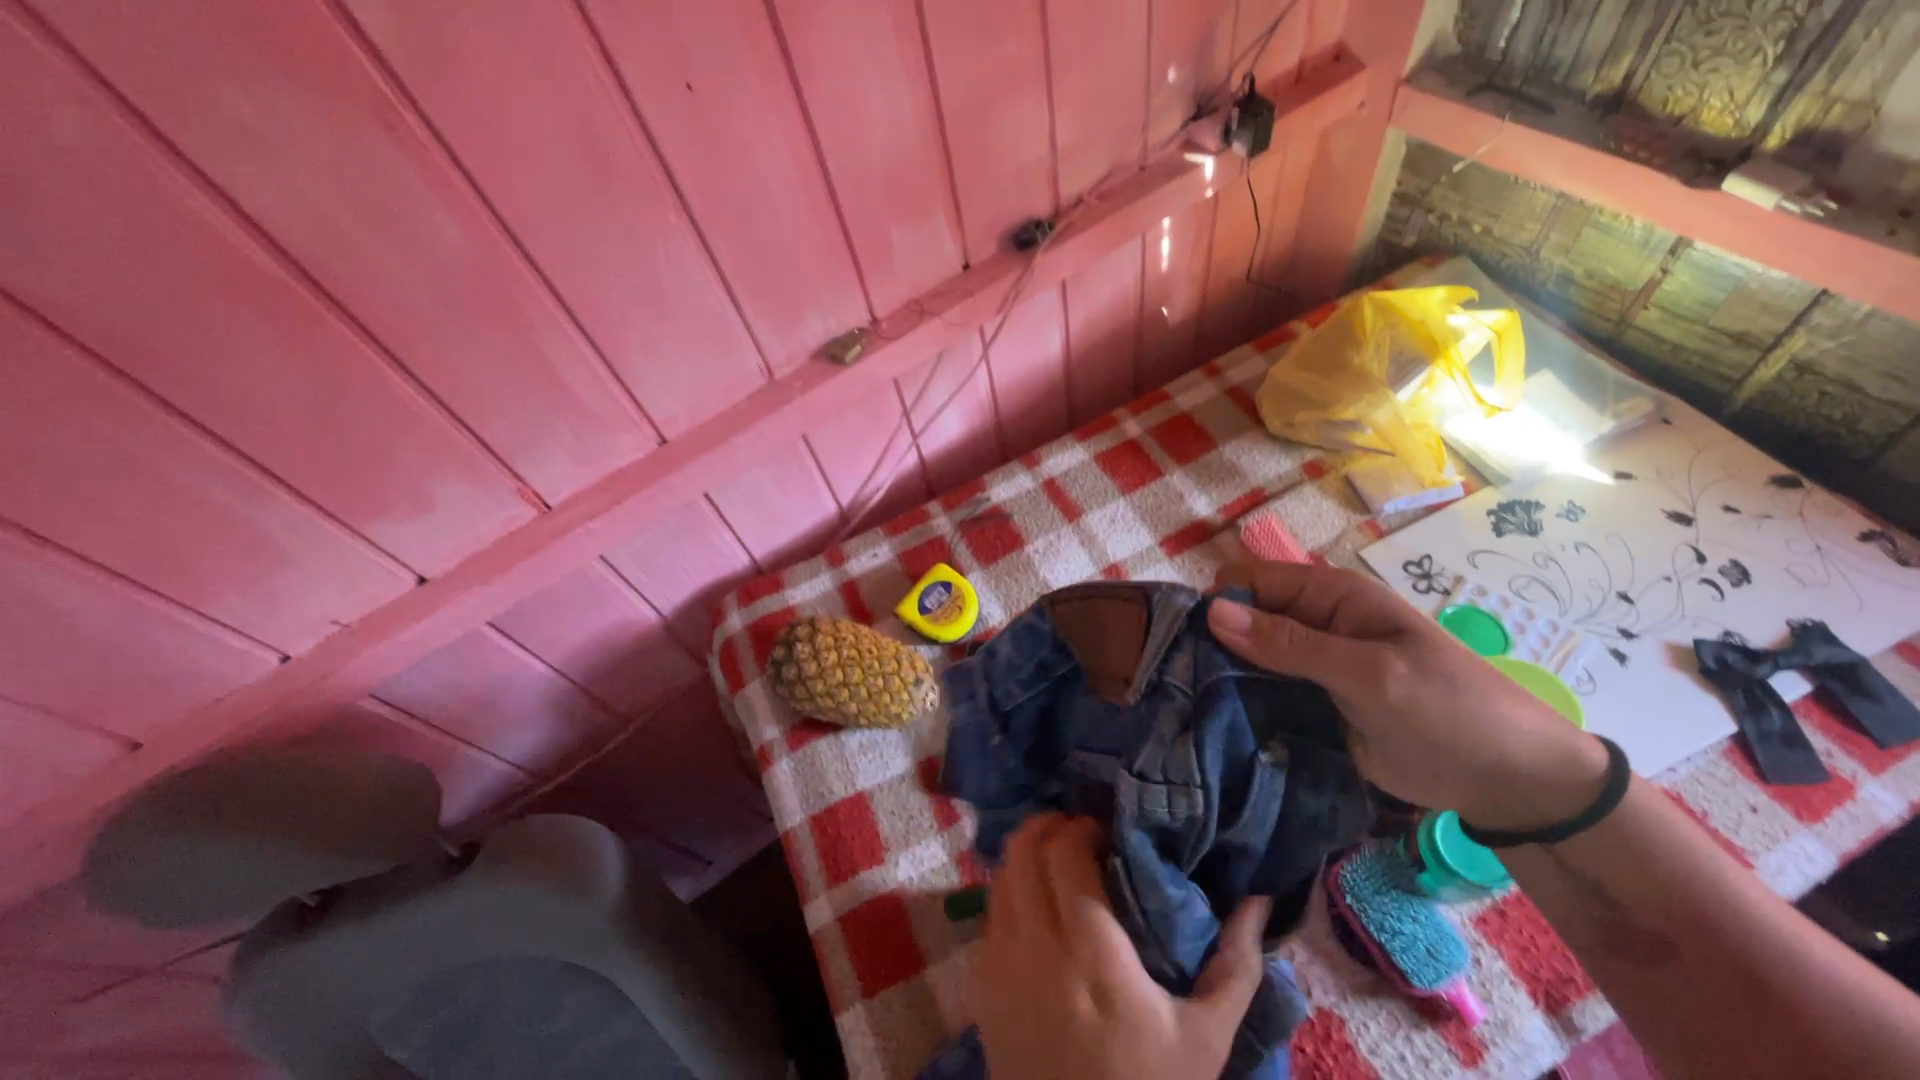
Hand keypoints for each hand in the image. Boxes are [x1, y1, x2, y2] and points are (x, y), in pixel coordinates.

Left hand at [973, 814, 1271, 1079]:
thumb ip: (1235, 965)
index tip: (1109, 832)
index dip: (1082, 826)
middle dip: (1051, 826)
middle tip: (1084, 837)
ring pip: (1000, 875)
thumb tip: (1257, 899)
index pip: (1064, 852)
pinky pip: (990, 913)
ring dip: (1028, 856)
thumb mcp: (1206, 1037)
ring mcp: (999, 964)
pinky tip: (1040, 909)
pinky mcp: (981, 986)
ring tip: (1062, 865)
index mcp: (1089, 951)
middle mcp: (1034, 945)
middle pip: (1023, 849)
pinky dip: (1011, 891)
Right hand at [1207, 561, 1608, 830]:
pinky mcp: (1311, 711)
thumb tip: (1212, 612)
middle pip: (1241, 624)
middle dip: (1210, 649)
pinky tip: (1213, 733)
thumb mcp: (1369, 673)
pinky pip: (1263, 703)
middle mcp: (1312, 628)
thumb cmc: (1447, 709)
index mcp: (1329, 598)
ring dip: (1221, 684)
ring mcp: (1310, 672)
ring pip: (1246, 666)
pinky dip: (1241, 712)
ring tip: (1185, 715)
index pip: (1248, 583)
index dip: (1213, 606)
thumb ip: (1290, 645)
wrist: (1506, 779)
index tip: (1180, 647)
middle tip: (1175, 689)